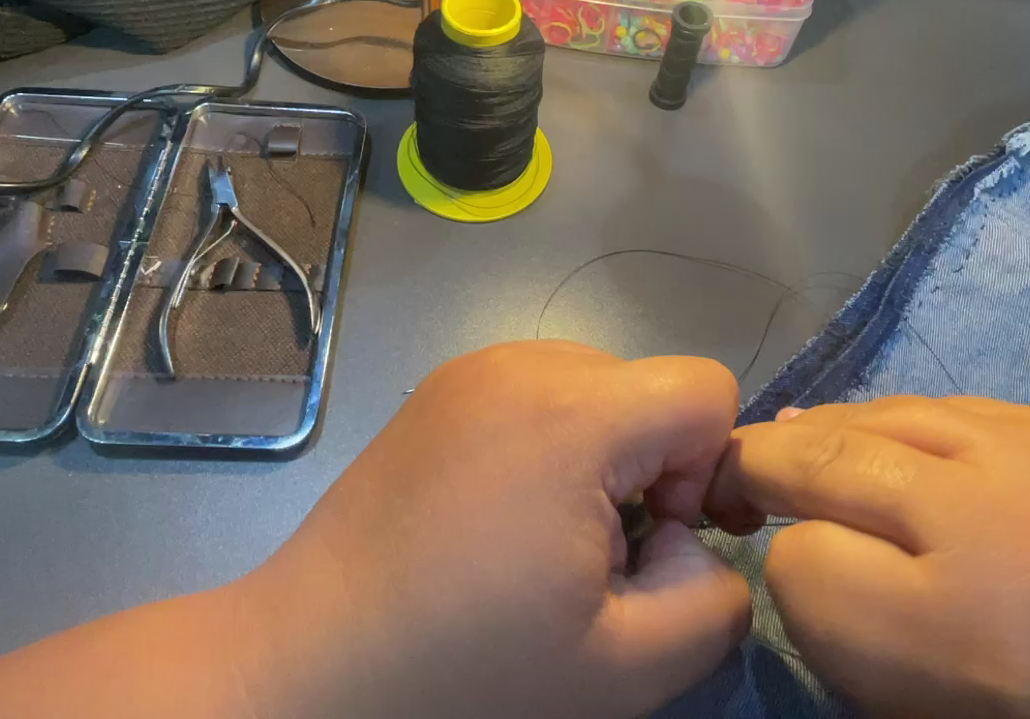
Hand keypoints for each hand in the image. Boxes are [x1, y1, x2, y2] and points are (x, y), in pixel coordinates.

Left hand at [236, 342, 750, 718]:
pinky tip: (504, 503)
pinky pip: (540, 385)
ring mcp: (476, 364)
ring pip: (598, 383)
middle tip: (597, 548)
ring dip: (602, 450)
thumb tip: (702, 541)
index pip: (705, 388)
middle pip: (649, 385)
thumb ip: (713, 599)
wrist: (316, 655)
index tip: (655, 535)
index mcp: (573, 412)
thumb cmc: (468, 664)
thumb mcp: (625, 667)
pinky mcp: (445, 382)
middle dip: (652, 462)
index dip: (707, 466)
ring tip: (545, 527)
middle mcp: (525, 361)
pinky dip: (553, 434)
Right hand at [705, 398, 1029, 718]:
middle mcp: (1007, 527)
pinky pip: (922, 405)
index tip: (790, 585)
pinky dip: (873, 426)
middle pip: (818, 462)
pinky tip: (860, 445)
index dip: (780, 576)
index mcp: (983, 637)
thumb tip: (778, 534)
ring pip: (861, 416)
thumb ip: (846, 636)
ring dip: (809, 437)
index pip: (800, 569)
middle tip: (724, 481)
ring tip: (781, 455)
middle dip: (756, 469)